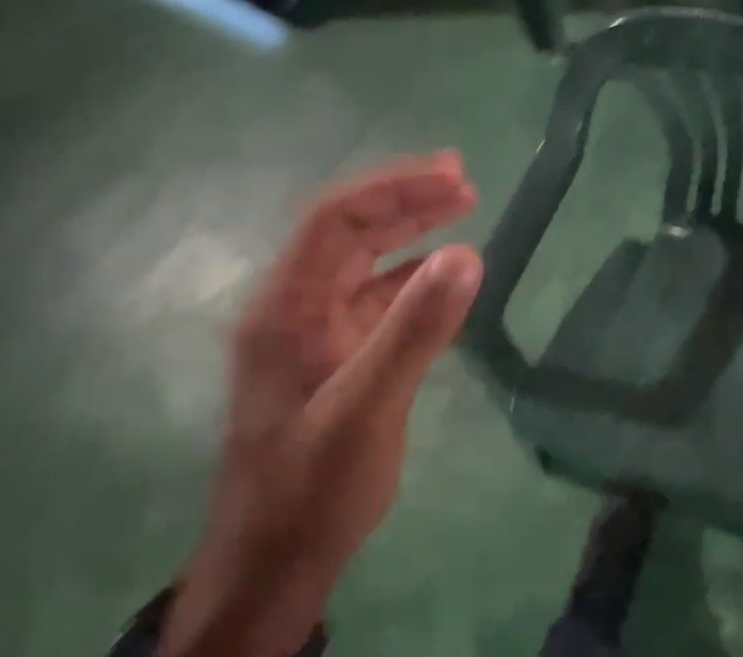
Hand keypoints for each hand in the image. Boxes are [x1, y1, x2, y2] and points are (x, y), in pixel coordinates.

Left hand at [162, 152, 483, 656]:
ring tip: (463, 210)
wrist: (274, 566)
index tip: (456, 176)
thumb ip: (415, 330)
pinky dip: (413, 279)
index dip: (395, 189)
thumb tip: (468, 253)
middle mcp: (293, 311)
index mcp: (285, 310)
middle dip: (405, 201)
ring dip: (410, 233)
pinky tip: (447, 278)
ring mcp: (313, 337)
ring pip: (363, 264)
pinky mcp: (335, 362)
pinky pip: (376, 302)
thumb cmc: (313, 486)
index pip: (335, 222)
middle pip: (348, 234)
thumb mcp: (367, 407)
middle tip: (466, 181)